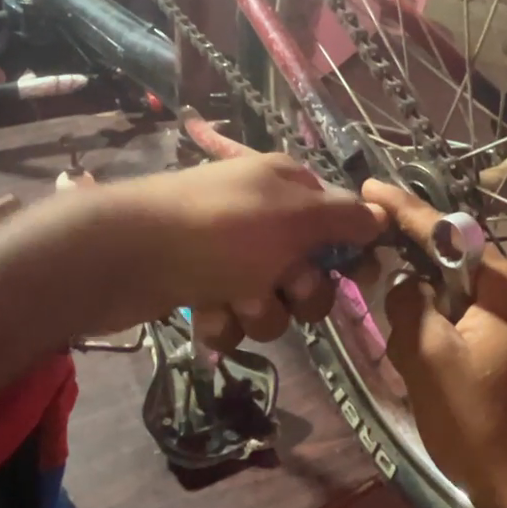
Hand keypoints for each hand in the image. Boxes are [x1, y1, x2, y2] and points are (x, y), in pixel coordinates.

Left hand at [54, 154, 385, 343]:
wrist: (123, 256)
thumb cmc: (222, 229)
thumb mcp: (297, 216)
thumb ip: (346, 217)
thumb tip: (383, 215)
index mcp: (290, 187)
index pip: (344, 219)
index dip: (353, 252)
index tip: (358, 277)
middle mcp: (265, 218)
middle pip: (313, 271)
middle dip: (303, 291)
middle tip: (283, 285)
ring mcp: (232, 254)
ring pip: (275, 301)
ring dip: (259, 309)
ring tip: (232, 298)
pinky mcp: (201, 287)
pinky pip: (235, 318)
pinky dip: (223, 320)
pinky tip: (204, 311)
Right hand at [361, 179, 506, 507]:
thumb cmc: (478, 423)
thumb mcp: (428, 360)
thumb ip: (409, 306)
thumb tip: (406, 284)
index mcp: (506, 286)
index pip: (447, 233)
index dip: (405, 210)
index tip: (371, 185)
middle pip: (456, 260)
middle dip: (413, 260)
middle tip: (370, 254)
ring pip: (462, 291)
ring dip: (427, 298)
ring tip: (393, 312)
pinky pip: (473, 314)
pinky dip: (444, 318)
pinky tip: (421, 338)